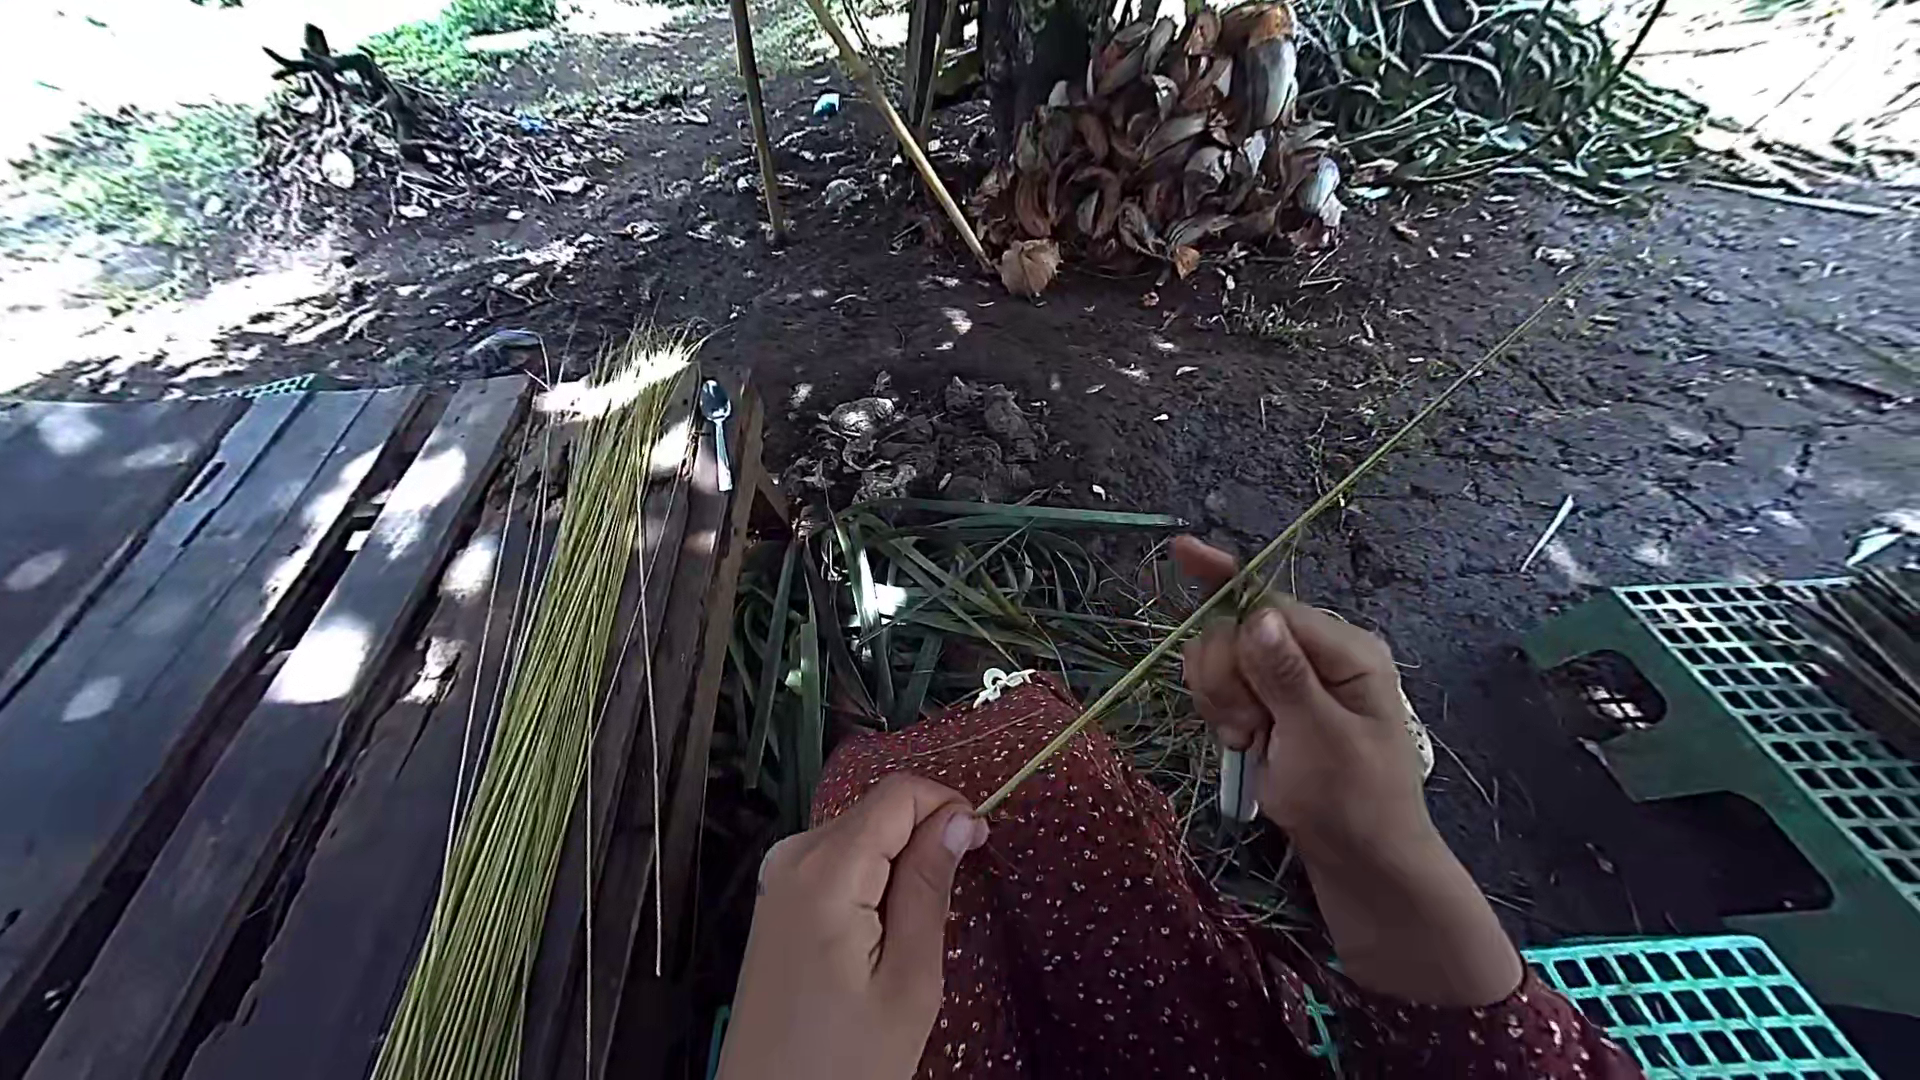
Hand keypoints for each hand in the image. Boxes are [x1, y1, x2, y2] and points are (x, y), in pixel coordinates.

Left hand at [717, 773, 988, 1079]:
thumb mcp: (908, 981)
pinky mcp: (780, 890)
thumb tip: (960, 818)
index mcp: (825, 868)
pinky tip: (881, 924)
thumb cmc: (845, 1064)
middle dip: (925, 833)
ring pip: (864, 827)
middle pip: (879, 807)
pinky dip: (875, 872)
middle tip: (951, 891)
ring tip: (913, 922)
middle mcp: (795, 852)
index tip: (976, 840)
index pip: (898, 792)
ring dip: (901, 856)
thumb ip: (929, 885)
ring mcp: (781, 871)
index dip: (946, 804)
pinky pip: (841, 853)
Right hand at [1173, 536, 1521, 1005]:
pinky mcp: (1262, 695)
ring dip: (1218, 696)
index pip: (1270, 605)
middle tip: (1244, 727)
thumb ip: (1285, 676)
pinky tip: (1240, 737)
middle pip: (1234, 629)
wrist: (1357, 861)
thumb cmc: (1352, 803)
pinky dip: (1216, 707)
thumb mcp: (1321, 740)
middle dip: (1225, 676)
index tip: (1182, 550)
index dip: (1225, 582)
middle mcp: (1311, 651)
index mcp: (1342, 650)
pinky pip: (1216, 680)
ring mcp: (1284, 673)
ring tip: (1247, 738)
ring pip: (1217, 654)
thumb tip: (1256, 616)